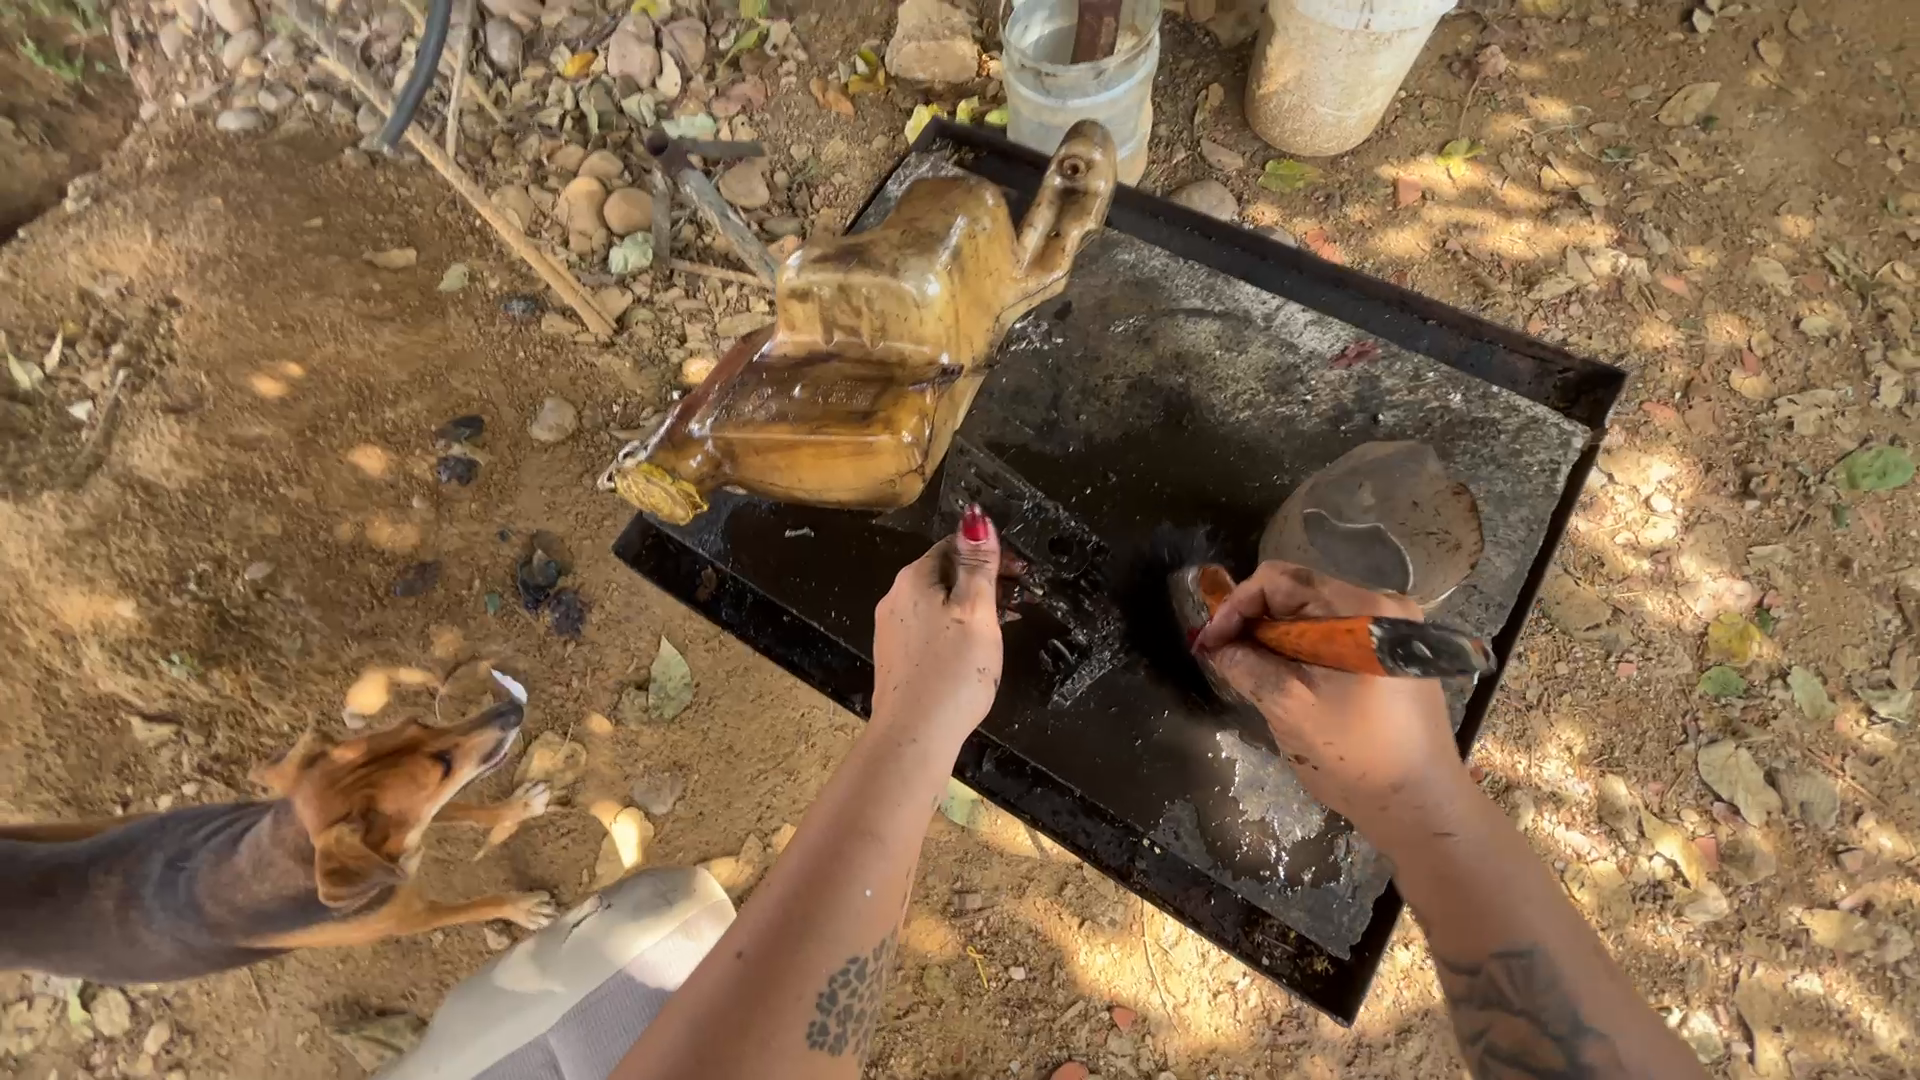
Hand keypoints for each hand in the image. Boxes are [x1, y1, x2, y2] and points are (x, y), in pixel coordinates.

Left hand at [870, 505, 1005, 741]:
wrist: (914, 735)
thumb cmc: (952, 671)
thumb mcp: (976, 611)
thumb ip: (978, 563)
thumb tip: (974, 515)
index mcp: (914, 578)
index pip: (954, 546)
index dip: (990, 554)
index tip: (1022, 574)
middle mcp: (895, 597)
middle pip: (945, 573)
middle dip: (983, 580)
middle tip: (1020, 600)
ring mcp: (891, 629)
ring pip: (938, 602)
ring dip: (971, 605)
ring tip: (1003, 625)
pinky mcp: (895, 656)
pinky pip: (929, 627)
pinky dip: (954, 627)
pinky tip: (972, 649)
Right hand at [1192, 561, 1468, 843]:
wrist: (1422, 805)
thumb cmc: (1358, 755)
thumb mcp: (1289, 706)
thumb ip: (1245, 665)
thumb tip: (1211, 644)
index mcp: (1363, 610)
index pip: (1280, 579)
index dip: (1236, 605)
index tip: (1212, 641)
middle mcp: (1381, 606)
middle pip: (1295, 592)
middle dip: (1251, 620)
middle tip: (1223, 654)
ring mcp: (1388, 628)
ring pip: (1309, 612)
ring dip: (1271, 635)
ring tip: (1248, 667)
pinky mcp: (1388, 650)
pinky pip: (1328, 631)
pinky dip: (1296, 646)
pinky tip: (1282, 674)